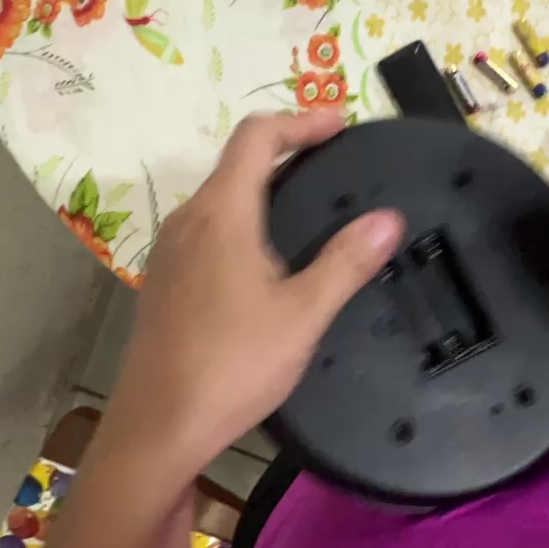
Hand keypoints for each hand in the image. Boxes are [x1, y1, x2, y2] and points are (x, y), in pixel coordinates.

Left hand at [103, 110, 404, 477]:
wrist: (159, 426)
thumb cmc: (233, 365)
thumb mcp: (303, 314)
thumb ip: (347, 261)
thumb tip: (389, 217)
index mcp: (221, 214)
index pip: (257, 137)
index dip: (301, 121)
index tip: (340, 124)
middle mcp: (187, 220)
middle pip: (237, 164)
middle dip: (287, 154)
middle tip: (335, 166)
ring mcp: (169, 252)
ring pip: (220, 200)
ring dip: (263, 191)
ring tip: (310, 211)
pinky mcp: (164, 282)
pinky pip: (208, 232)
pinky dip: (243, 224)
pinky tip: (268, 262)